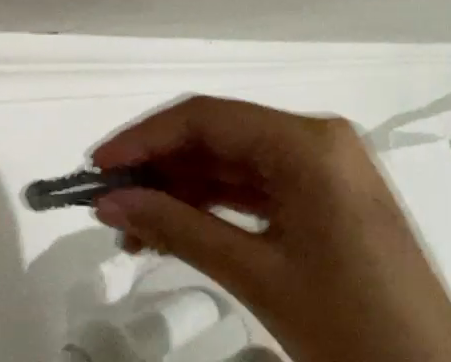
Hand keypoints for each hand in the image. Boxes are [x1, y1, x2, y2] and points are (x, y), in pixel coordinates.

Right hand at [91, 96, 450, 361]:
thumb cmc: (354, 331)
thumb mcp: (256, 275)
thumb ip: (176, 228)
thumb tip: (107, 203)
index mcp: (307, 142)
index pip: (206, 119)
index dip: (143, 139)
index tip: (96, 170)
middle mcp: (317, 141)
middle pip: (218, 137)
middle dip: (159, 169)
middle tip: (108, 203)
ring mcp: (326, 171)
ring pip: (233, 164)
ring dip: (181, 192)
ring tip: (132, 230)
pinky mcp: (328, 202)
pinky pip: (256, 190)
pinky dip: (213, 209)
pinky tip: (175, 231)